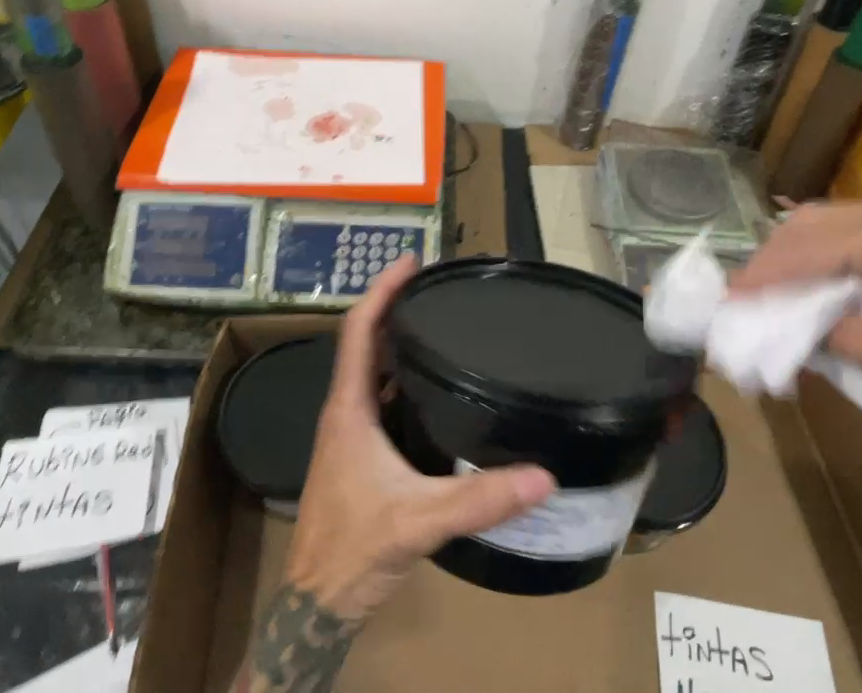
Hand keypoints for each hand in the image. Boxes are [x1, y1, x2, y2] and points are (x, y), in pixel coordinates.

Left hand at [284, 257, 555, 621]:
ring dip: (398, 344)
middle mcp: (345, 412)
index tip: (411, 262)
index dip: (382, 292)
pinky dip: (402, 379)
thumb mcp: (420, 520)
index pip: (358, 331)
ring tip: (442, 325)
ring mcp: (350, 434)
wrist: (318, 599)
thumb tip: (543, 476)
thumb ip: (481, 499)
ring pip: (372, 373)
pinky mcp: (360, 455)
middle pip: (366, 344)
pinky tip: (437, 389)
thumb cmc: (353, 549)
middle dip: (396, 309)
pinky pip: (380, 400)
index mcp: (348, 410)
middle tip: (439, 289)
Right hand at [731, 198, 861, 453]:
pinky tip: (822, 287)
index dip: (756, 277)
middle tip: (744, 301)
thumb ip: (823, 331)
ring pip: (837, 226)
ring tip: (775, 297)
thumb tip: (778, 326)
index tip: (722, 303)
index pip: (800, 249)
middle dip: (773, 262)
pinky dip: (833, 259)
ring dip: (801, 258)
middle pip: (812, 225)